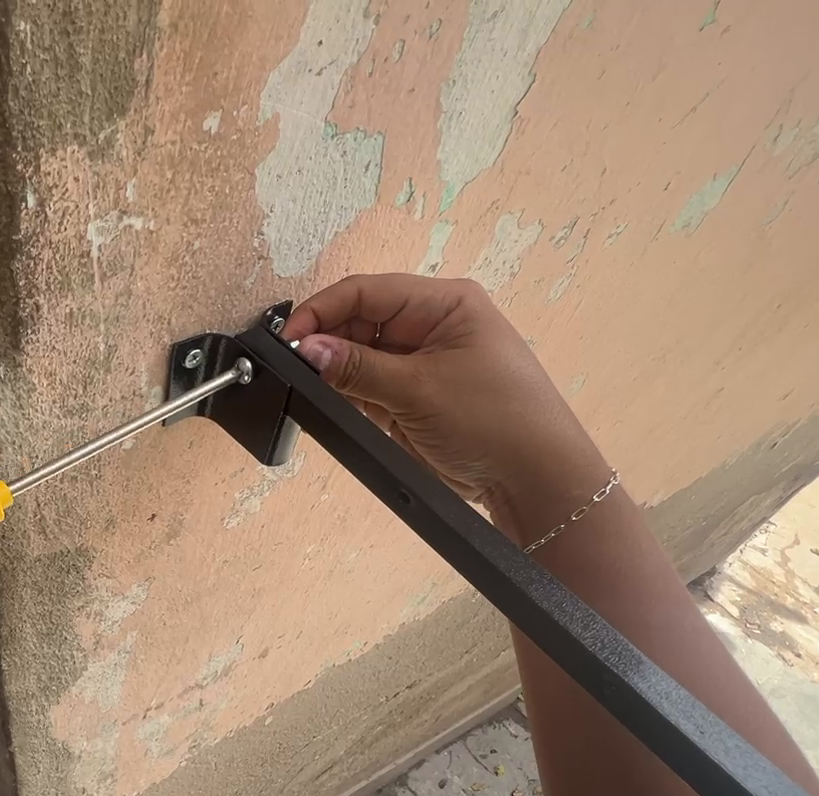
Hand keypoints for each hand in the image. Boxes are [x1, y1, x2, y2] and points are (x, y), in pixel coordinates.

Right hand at [281, 274, 608, 521]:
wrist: (529, 480)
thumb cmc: (498, 420)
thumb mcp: (419, 388)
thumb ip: (356, 368)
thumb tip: (306, 348)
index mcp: (442, 305)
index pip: (366, 292)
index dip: (322, 310)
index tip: (289, 337)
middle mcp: (428, 328)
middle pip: (356, 322)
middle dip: (325, 343)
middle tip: (298, 369)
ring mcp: (417, 365)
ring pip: (356, 357)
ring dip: (334, 373)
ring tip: (319, 390)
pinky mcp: (408, 399)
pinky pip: (364, 388)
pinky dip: (345, 395)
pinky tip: (334, 404)